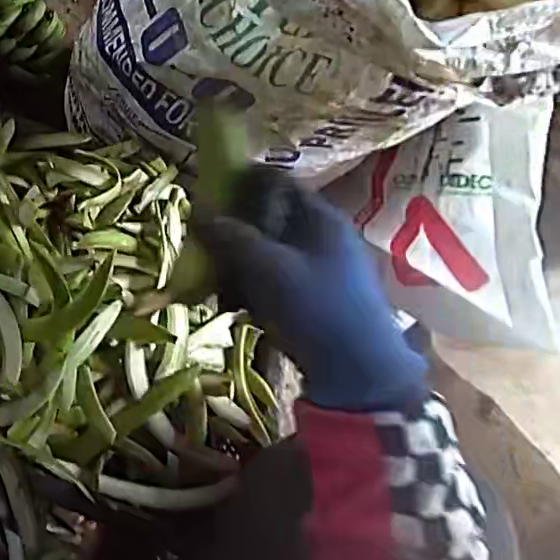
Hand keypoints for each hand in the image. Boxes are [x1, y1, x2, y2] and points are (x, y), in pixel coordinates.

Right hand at [194, 166, 426, 410]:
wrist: (363, 378)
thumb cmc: (317, 309)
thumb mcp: (267, 268)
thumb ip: (231, 235)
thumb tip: (196, 208)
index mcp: (321, 218)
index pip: (277, 181)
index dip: (241, 180)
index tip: (208, 189)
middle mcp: (325, 235)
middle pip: (269, 217)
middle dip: (234, 228)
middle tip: (206, 238)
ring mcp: (325, 267)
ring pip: (270, 249)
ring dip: (240, 260)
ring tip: (219, 280)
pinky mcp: (320, 295)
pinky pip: (278, 276)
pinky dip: (255, 284)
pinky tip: (238, 304)